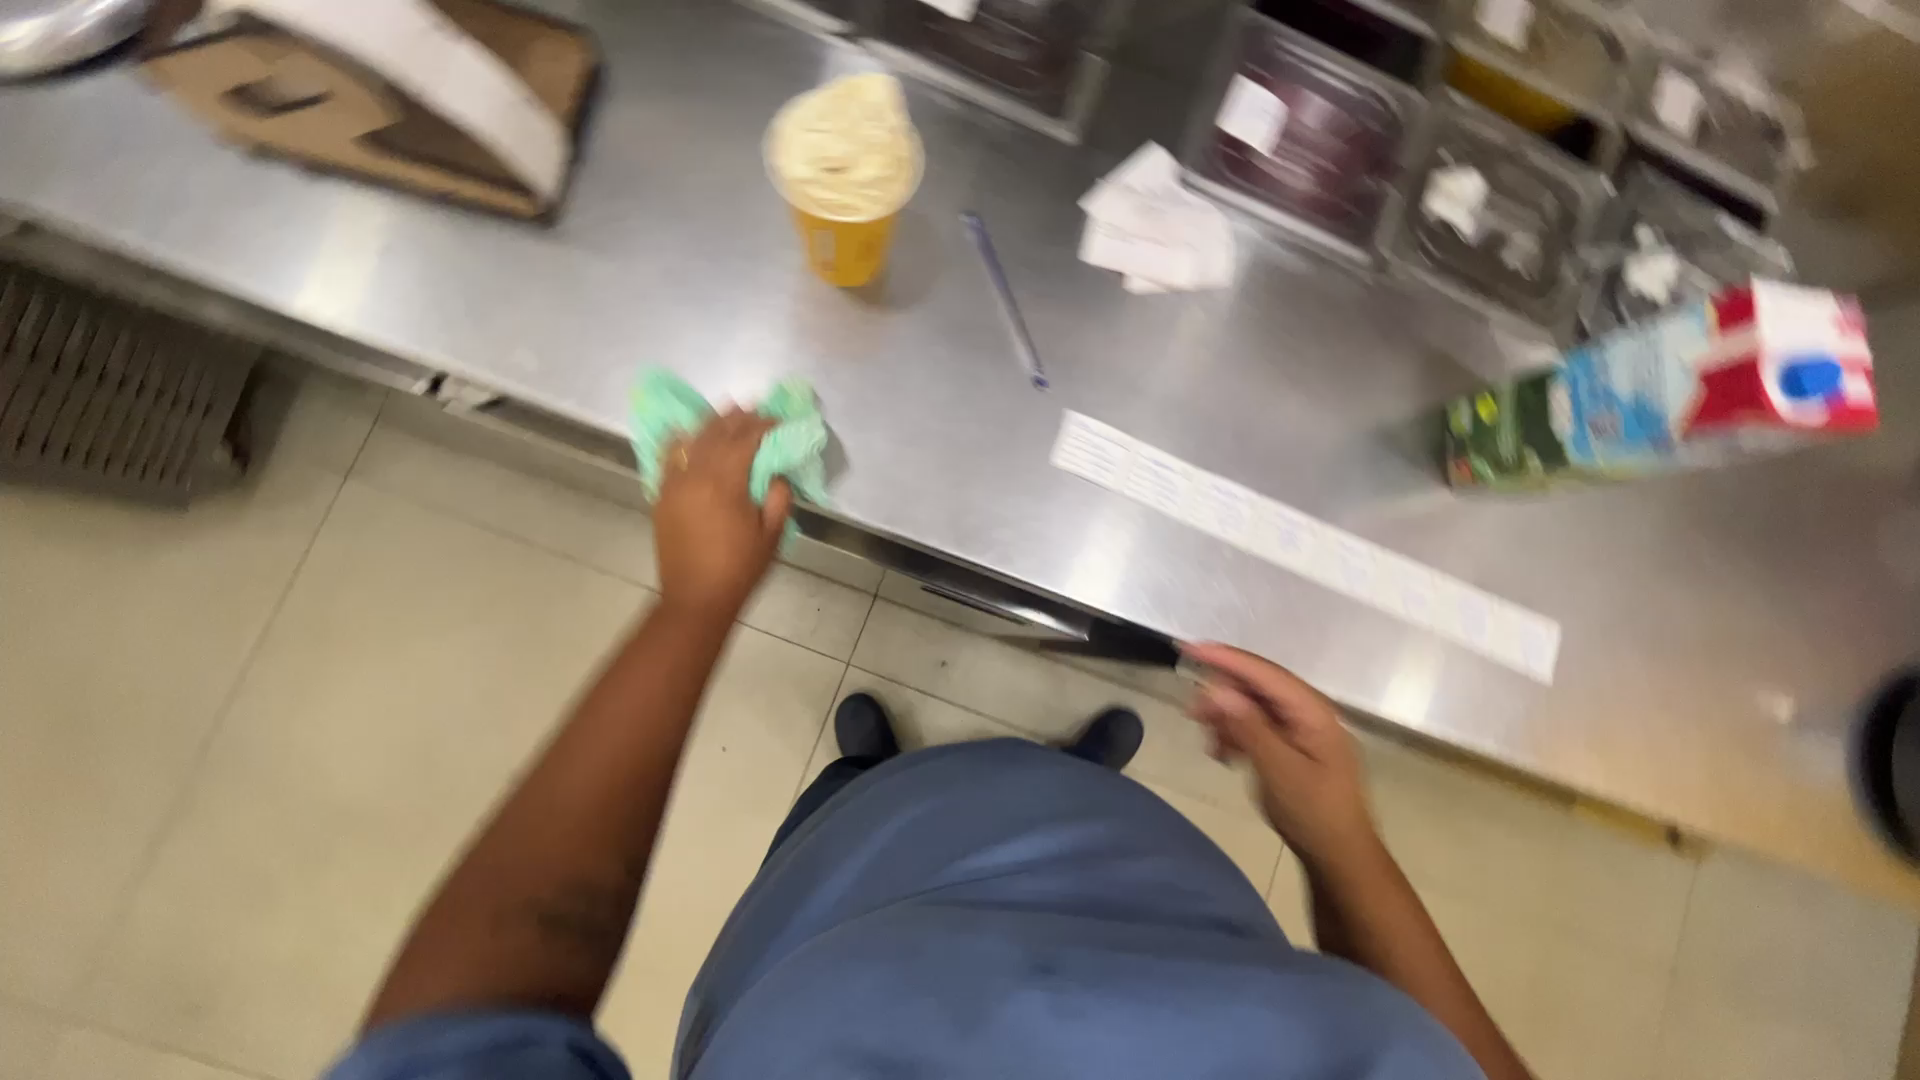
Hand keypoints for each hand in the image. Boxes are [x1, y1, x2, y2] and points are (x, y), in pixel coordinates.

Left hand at [653, 408, 791, 617]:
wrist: (695, 598)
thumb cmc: (739, 569)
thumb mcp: (771, 534)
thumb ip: (777, 497)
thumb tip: (774, 473)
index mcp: (725, 484)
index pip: (745, 441)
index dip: (763, 427)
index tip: (777, 421)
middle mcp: (695, 476)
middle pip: (717, 434)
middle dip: (738, 419)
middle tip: (754, 408)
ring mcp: (673, 484)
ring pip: (691, 441)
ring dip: (711, 424)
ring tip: (726, 411)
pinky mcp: (662, 496)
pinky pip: (668, 458)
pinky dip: (679, 442)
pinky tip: (686, 433)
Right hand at [1183, 643, 1379, 869]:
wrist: (1339, 857)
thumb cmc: (1314, 813)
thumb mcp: (1278, 770)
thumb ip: (1248, 726)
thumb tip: (1217, 689)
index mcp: (1313, 711)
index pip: (1264, 673)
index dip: (1225, 658)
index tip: (1189, 648)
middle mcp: (1307, 712)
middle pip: (1256, 686)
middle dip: (1221, 694)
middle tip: (1191, 712)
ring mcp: (1300, 729)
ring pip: (1252, 706)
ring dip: (1225, 717)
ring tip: (1208, 742)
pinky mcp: (1291, 746)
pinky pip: (1255, 726)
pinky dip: (1235, 734)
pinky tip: (1222, 753)